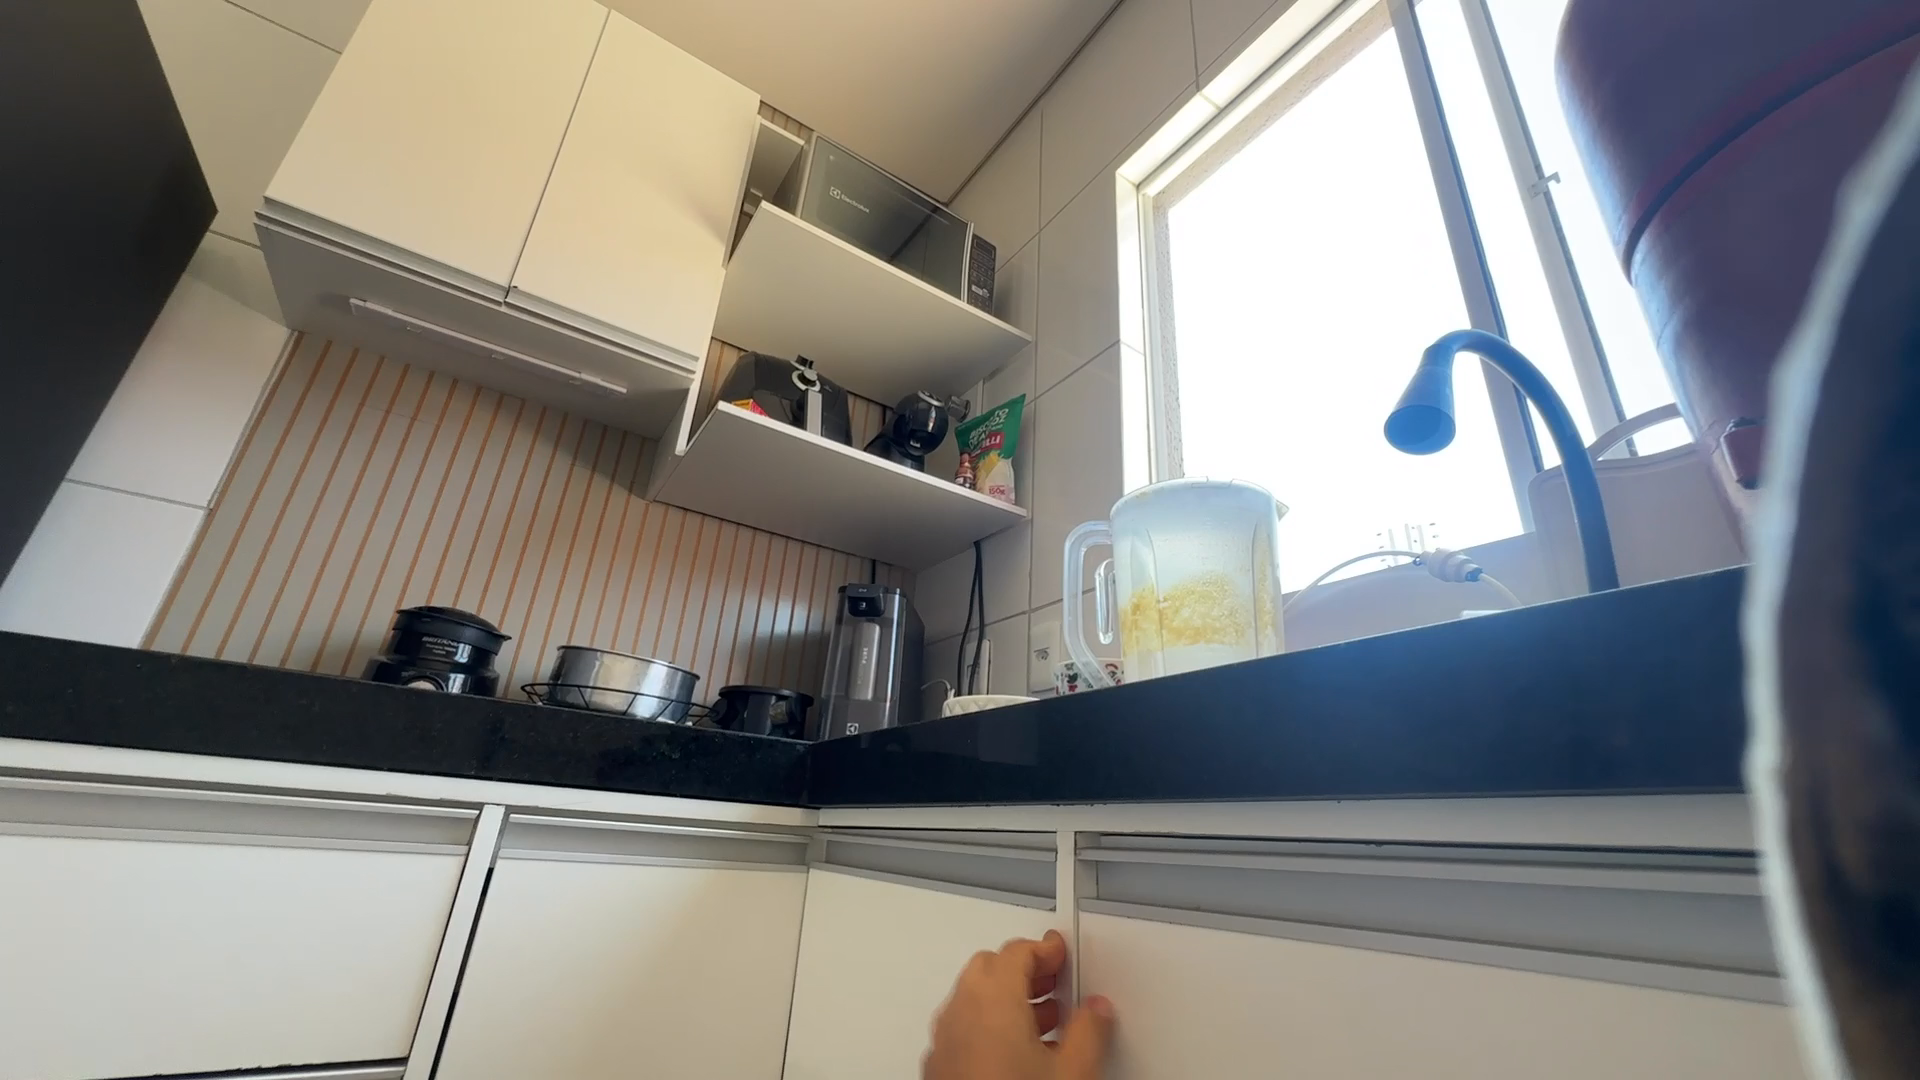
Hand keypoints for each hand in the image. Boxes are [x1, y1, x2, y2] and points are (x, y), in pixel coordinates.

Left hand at [923, 929, 1115, 1079]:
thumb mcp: (1071, 1075)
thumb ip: (1088, 1033)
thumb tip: (1098, 1011)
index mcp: (993, 998)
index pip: (1017, 952)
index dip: (1044, 948)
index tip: (1060, 952)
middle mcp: (962, 1010)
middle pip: (990, 967)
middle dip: (1023, 970)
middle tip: (1053, 983)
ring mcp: (944, 1039)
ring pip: (972, 997)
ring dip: (1005, 998)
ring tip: (1043, 1021)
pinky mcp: (937, 1067)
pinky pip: (961, 1027)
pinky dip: (985, 1024)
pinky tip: (1012, 1055)